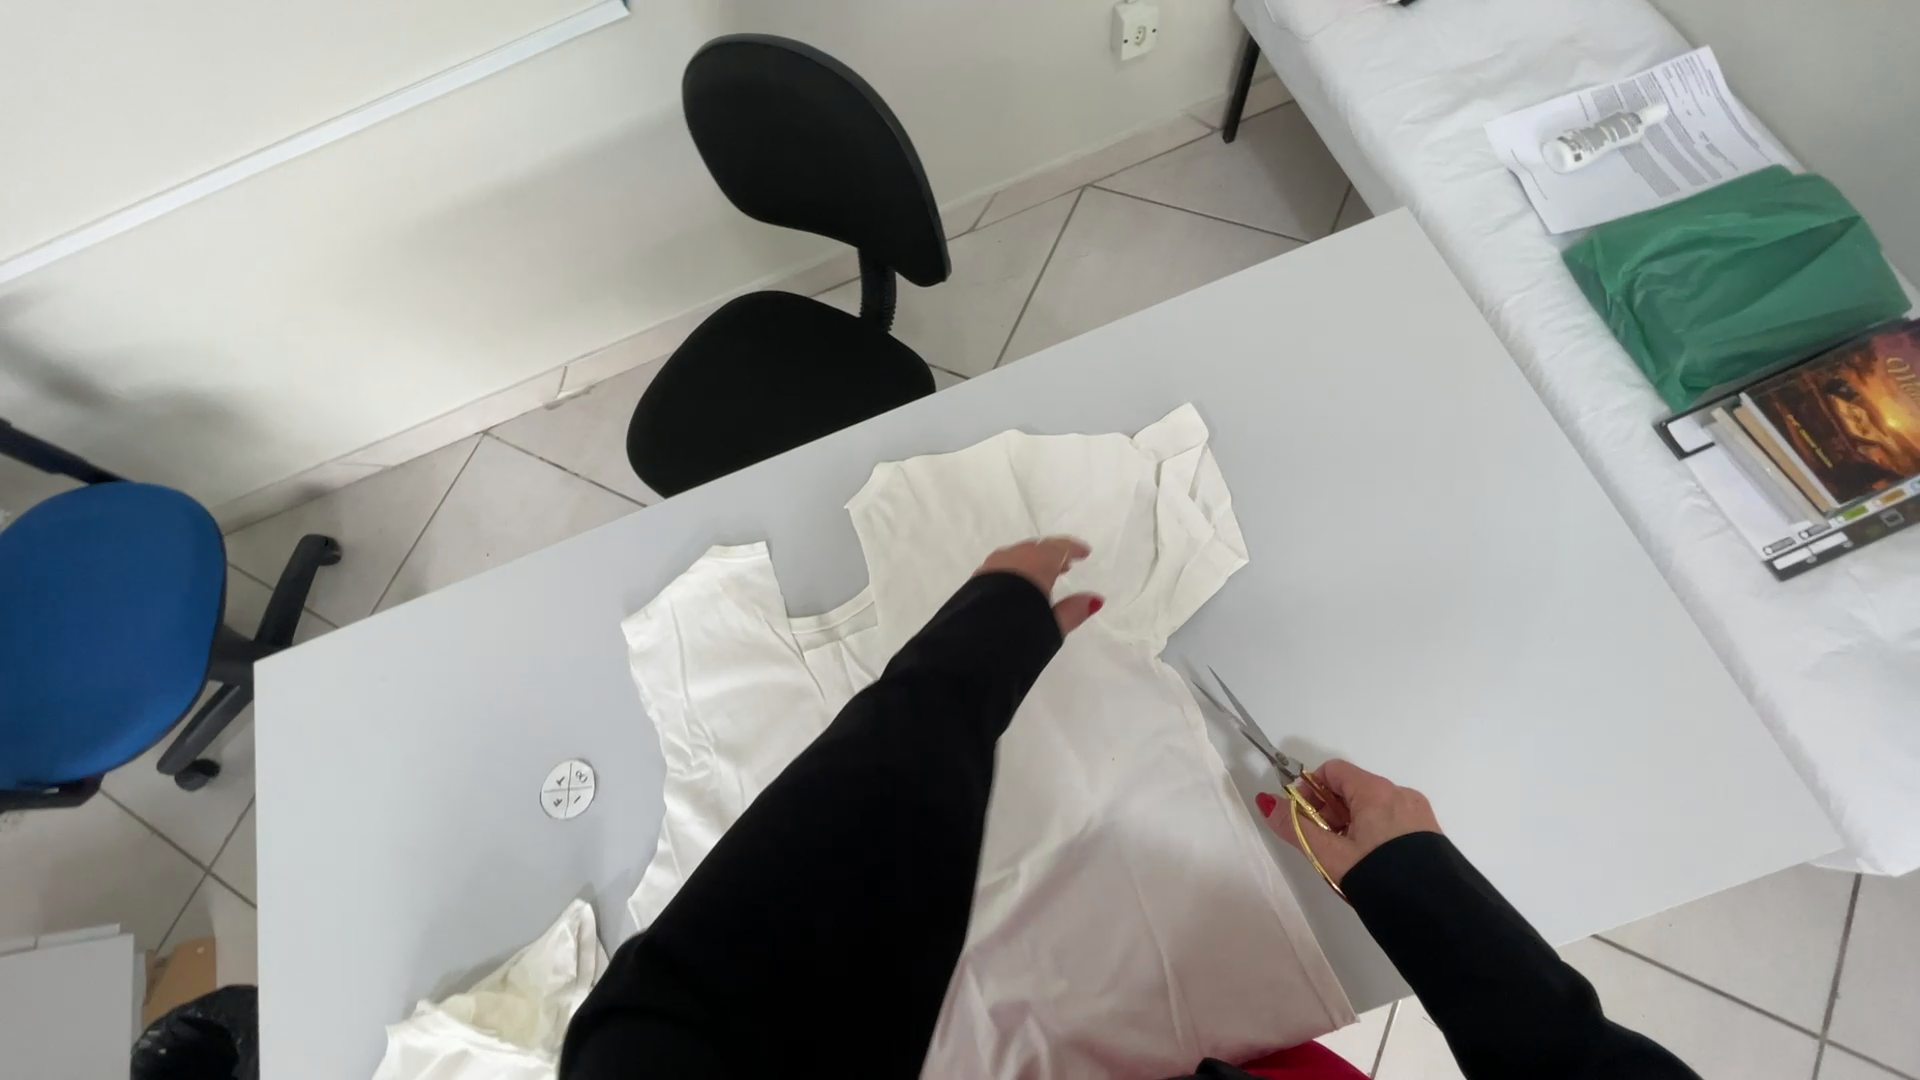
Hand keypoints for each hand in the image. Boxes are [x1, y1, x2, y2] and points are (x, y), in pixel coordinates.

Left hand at [973, 536, 1104, 635]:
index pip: (1058, 548)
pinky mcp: (975, 581)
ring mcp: (990, 568)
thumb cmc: (1020, 634)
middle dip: (1053, 555)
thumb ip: (1074, 610)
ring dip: (1033, 562)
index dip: (1073, 549)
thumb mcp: (1053, 626)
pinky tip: (1016, 586)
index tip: (1085, 553)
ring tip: (1043, 576)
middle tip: (1066, 566)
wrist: (970, 645)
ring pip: (1017, 556)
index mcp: (1035, 564)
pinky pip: (1001, 566)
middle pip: (1036, 549)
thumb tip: (1095, 599)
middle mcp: (1012, 559)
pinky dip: (1015, 569)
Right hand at [1258, 760, 1440, 885]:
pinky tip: (1371, 865)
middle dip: (1328, 812)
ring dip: (1350, 826)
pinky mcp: (1431, 836)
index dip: (1310, 789)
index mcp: (1376, 791)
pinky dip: (1373, 835)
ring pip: (1372, 808)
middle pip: (1351, 789)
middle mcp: (1400, 794)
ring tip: (1346, 860)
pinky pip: (1392, 823)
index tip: (1304, 818)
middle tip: (1322, 843)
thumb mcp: (1328, 853)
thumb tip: (1265, 801)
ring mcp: (1419, 815)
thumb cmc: (1378, 877)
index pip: (1332, 770)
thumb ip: (1294, 825)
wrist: (1440, 920)